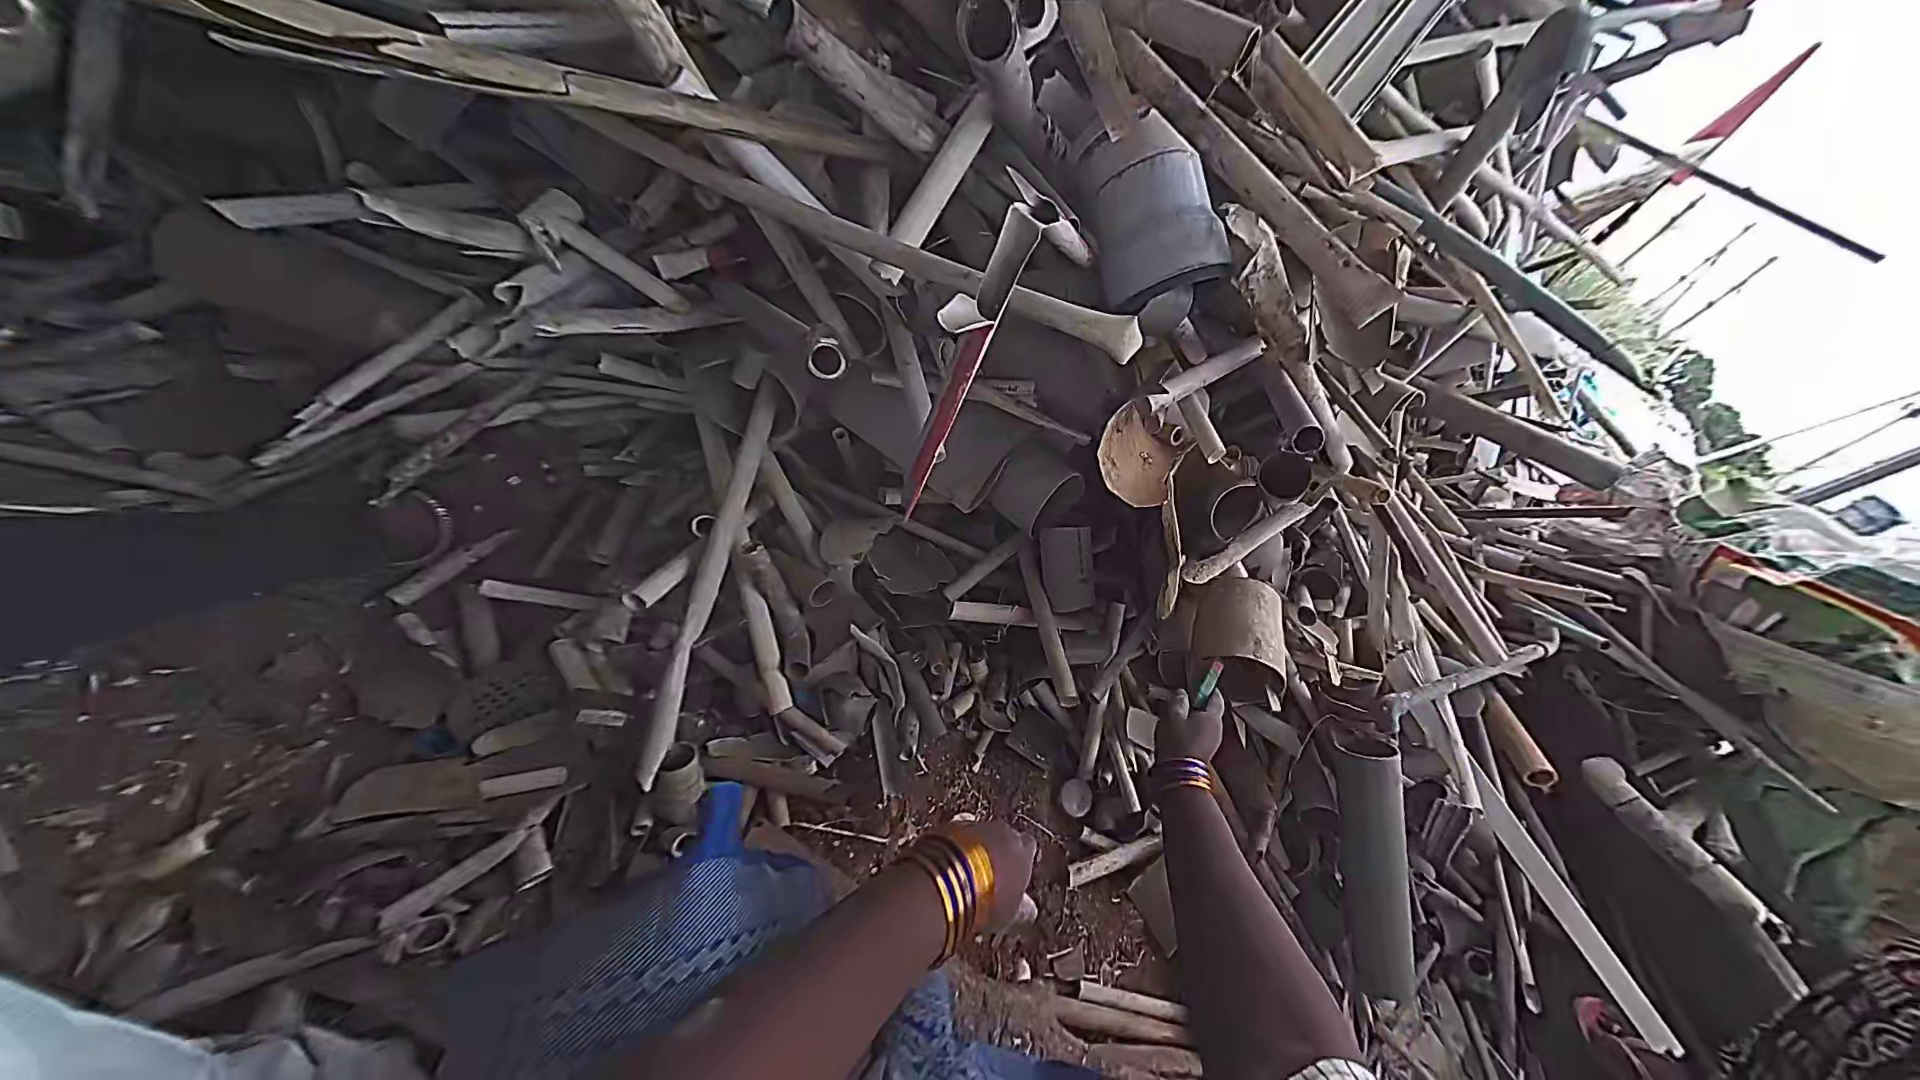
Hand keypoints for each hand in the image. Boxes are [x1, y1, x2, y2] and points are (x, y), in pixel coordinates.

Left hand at [947, 820, 1035, 930]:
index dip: (1021, 859)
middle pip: (1004, 836)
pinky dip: (954, 842)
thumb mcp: (1014, 914)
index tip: (1014, 874)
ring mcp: (977, 826)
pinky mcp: (951, 825)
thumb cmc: (988, 899)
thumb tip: (1029, 909)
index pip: (1029, 847)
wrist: (951, 879)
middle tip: (988, 874)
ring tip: (966, 871)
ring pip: (980, 832)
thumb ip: (1024, 907)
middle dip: (998, 850)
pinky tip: (949, 860)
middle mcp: (1003, 831)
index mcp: (1024, 850)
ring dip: (975, 846)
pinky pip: (957, 831)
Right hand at [1155, 688, 1223, 763]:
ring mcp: (1212, 741)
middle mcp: (1216, 729)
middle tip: (1181, 698)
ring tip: (1175, 714)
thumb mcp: (1172, 715)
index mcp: (1212, 717)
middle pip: (1210, 709)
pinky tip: (1177, 730)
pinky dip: (1191, 728)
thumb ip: (1178, 700)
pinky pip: (1199, 733)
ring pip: (1204, 721)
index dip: (1207, 687)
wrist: (1178, 773)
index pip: (1215, 696)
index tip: (1199, 681)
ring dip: (1192, 716)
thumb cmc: (1176, 744)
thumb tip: (1181, 694)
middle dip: (1196, 702)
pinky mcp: (1204, 750)